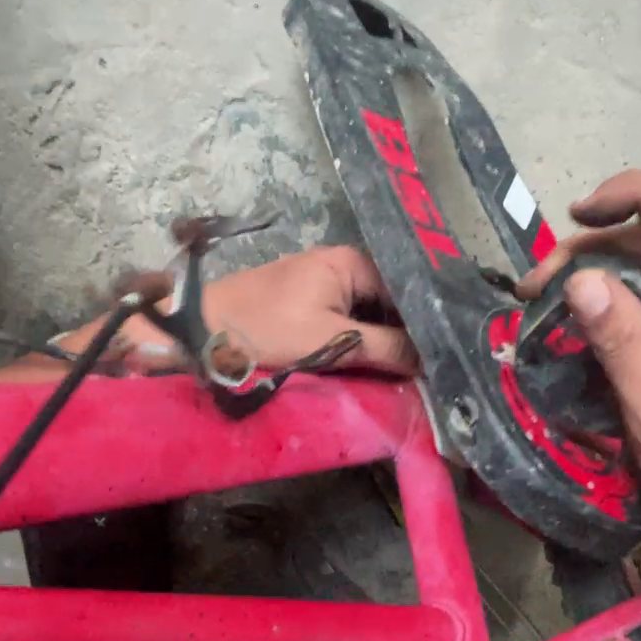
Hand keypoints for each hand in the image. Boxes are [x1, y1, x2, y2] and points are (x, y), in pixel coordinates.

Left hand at [0, 246, 416, 383]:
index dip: (428, 326)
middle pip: (390, 306)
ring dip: (382, 348)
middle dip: (407, 338)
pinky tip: (372, 373)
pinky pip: (344, 329)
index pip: (409, 292)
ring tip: (410, 378)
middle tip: (433, 376)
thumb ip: (386, 349)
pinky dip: (357, 349)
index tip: (447, 359)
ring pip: (367, 321)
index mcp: (350, 262)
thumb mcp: (331, 341)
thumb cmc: (263, 331)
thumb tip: (431, 362)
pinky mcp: (302, 310)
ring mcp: (319, 288)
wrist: (194, 334)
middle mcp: (339, 268)